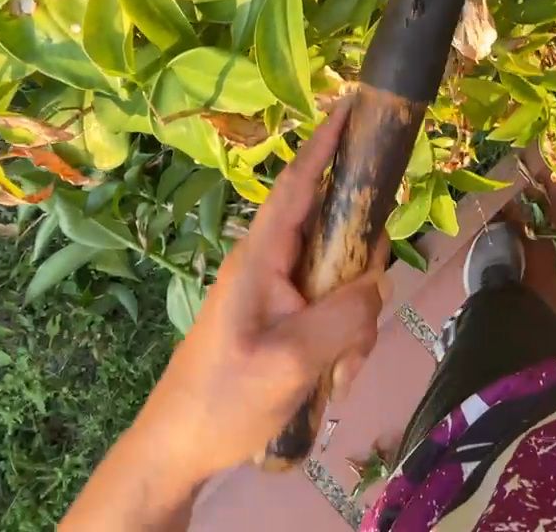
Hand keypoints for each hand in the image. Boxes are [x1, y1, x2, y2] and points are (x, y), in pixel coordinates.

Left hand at [131, 101, 389, 473]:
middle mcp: (275, 261)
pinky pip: (336, 306)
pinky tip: (335, 376)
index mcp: (263, 256)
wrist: (176, 453)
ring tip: (341, 370)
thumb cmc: (222, 400)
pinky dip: (347, 338)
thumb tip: (378, 283)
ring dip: (356, 320)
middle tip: (361, 327)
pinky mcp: (288, 314)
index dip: (326, 141)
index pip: (299, 183)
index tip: (352, 103)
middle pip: (340, 234)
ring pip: (346, 276)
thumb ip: (346, 315)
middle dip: (363, 275)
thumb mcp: (291, 361)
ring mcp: (282, 289)